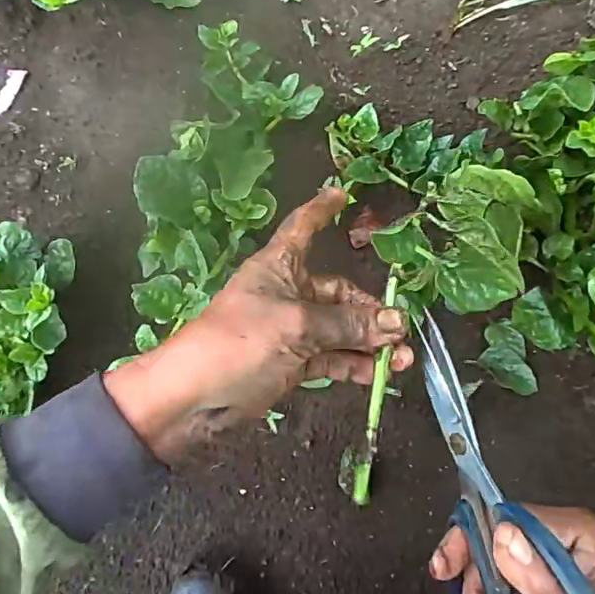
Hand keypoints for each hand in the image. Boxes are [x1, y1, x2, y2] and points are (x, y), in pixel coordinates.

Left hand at [104, 186, 413, 463]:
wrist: (194, 399)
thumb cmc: (239, 343)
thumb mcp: (297, 326)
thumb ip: (348, 325)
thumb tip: (397, 323)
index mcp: (279, 267)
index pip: (302, 229)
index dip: (320, 211)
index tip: (341, 194)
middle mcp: (289, 293)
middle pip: (339, 293)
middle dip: (371, 312)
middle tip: (400, 331)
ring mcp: (293, 330)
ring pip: (341, 330)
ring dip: (370, 343)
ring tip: (400, 359)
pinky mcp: (295, 362)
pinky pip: (333, 357)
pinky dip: (355, 365)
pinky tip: (379, 374)